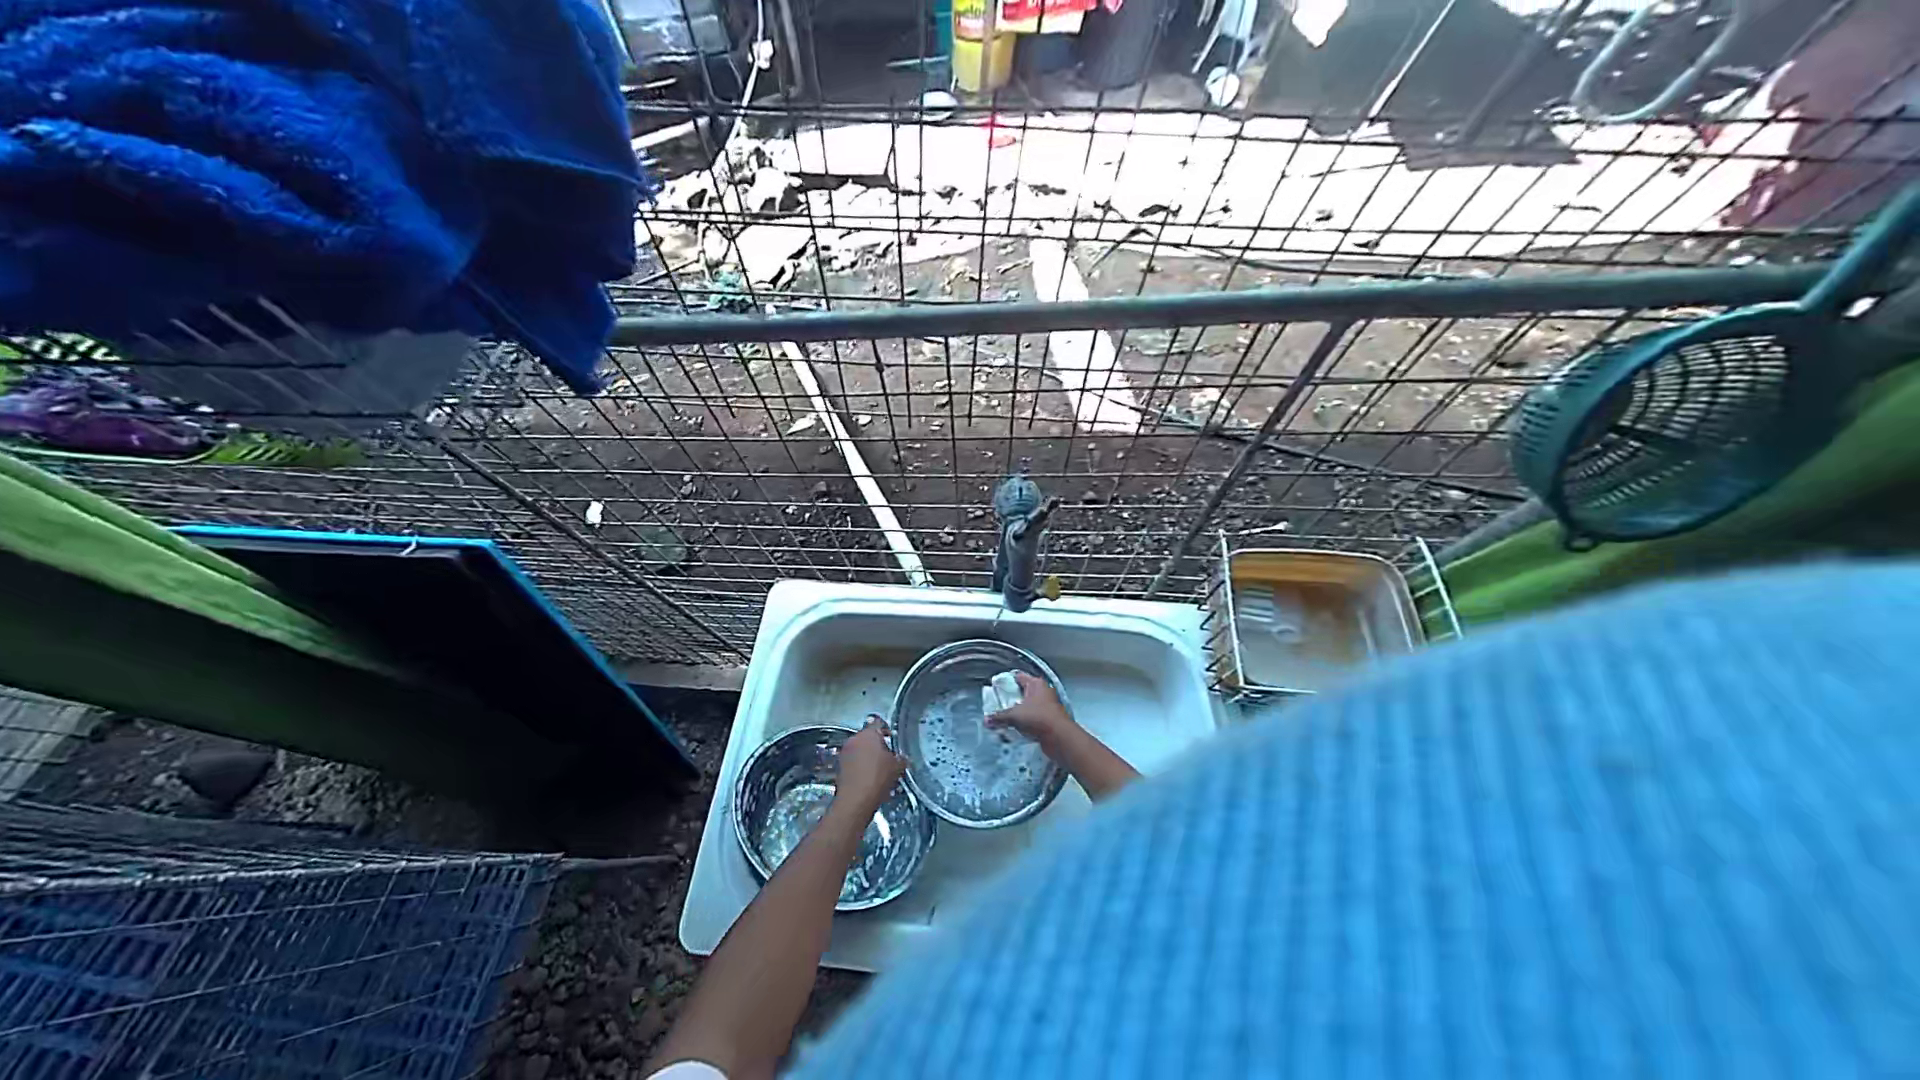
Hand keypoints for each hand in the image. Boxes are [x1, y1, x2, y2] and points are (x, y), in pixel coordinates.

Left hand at [834, 716, 906, 814]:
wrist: (856, 801)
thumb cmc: (879, 778)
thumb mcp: (898, 767)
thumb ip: (901, 757)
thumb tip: (902, 757)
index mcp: (869, 734)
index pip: (879, 723)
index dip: (887, 730)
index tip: (892, 740)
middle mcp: (854, 738)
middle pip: (868, 736)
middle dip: (877, 744)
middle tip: (887, 757)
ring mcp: (845, 751)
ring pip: (859, 748)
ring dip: (867, 755)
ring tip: (878, 768)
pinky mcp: (839, 765)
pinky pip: (853, 760)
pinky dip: (859, 765)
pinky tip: (868, 777)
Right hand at [985, 672, 1076, 746]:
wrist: (1060, 738)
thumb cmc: (1038, 718)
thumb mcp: (1014, 716)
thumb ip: (999, 717)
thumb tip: (987, 720)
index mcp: (1036, 684)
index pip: (1018, 677)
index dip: (1006, 682)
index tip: (994, 688)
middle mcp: (1043, 692)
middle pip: (1022, 693)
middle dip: (1010, 700)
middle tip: (996, 705)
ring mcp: (1047, 707)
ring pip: (1027, 707)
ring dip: (1017, 713)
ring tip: (1003, 719)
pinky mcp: (1049, 720)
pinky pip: (1032, 719)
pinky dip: (1024, 723)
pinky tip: (1014, 730)